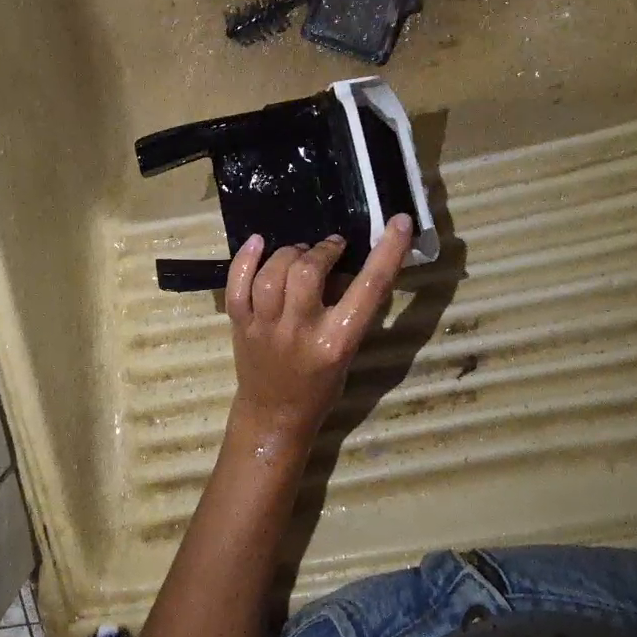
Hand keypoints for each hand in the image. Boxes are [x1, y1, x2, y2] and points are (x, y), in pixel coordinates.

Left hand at [224, 215, 416, 444]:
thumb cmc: (321, 384)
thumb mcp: (348, 350)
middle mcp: (300, 331)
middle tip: (331, 248)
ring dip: (290, 253)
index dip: (388, 252)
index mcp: (337, 341)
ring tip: (301, 254)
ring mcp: (265, 327)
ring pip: (273, 273)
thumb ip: (349, 310)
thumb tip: (345, 265)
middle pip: (308, 271)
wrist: (274, 415)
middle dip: (323, 250)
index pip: (369, 288)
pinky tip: (259, 242)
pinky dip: (246, 259)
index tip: (399, 222)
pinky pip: (237, 284)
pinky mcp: (239, 324)